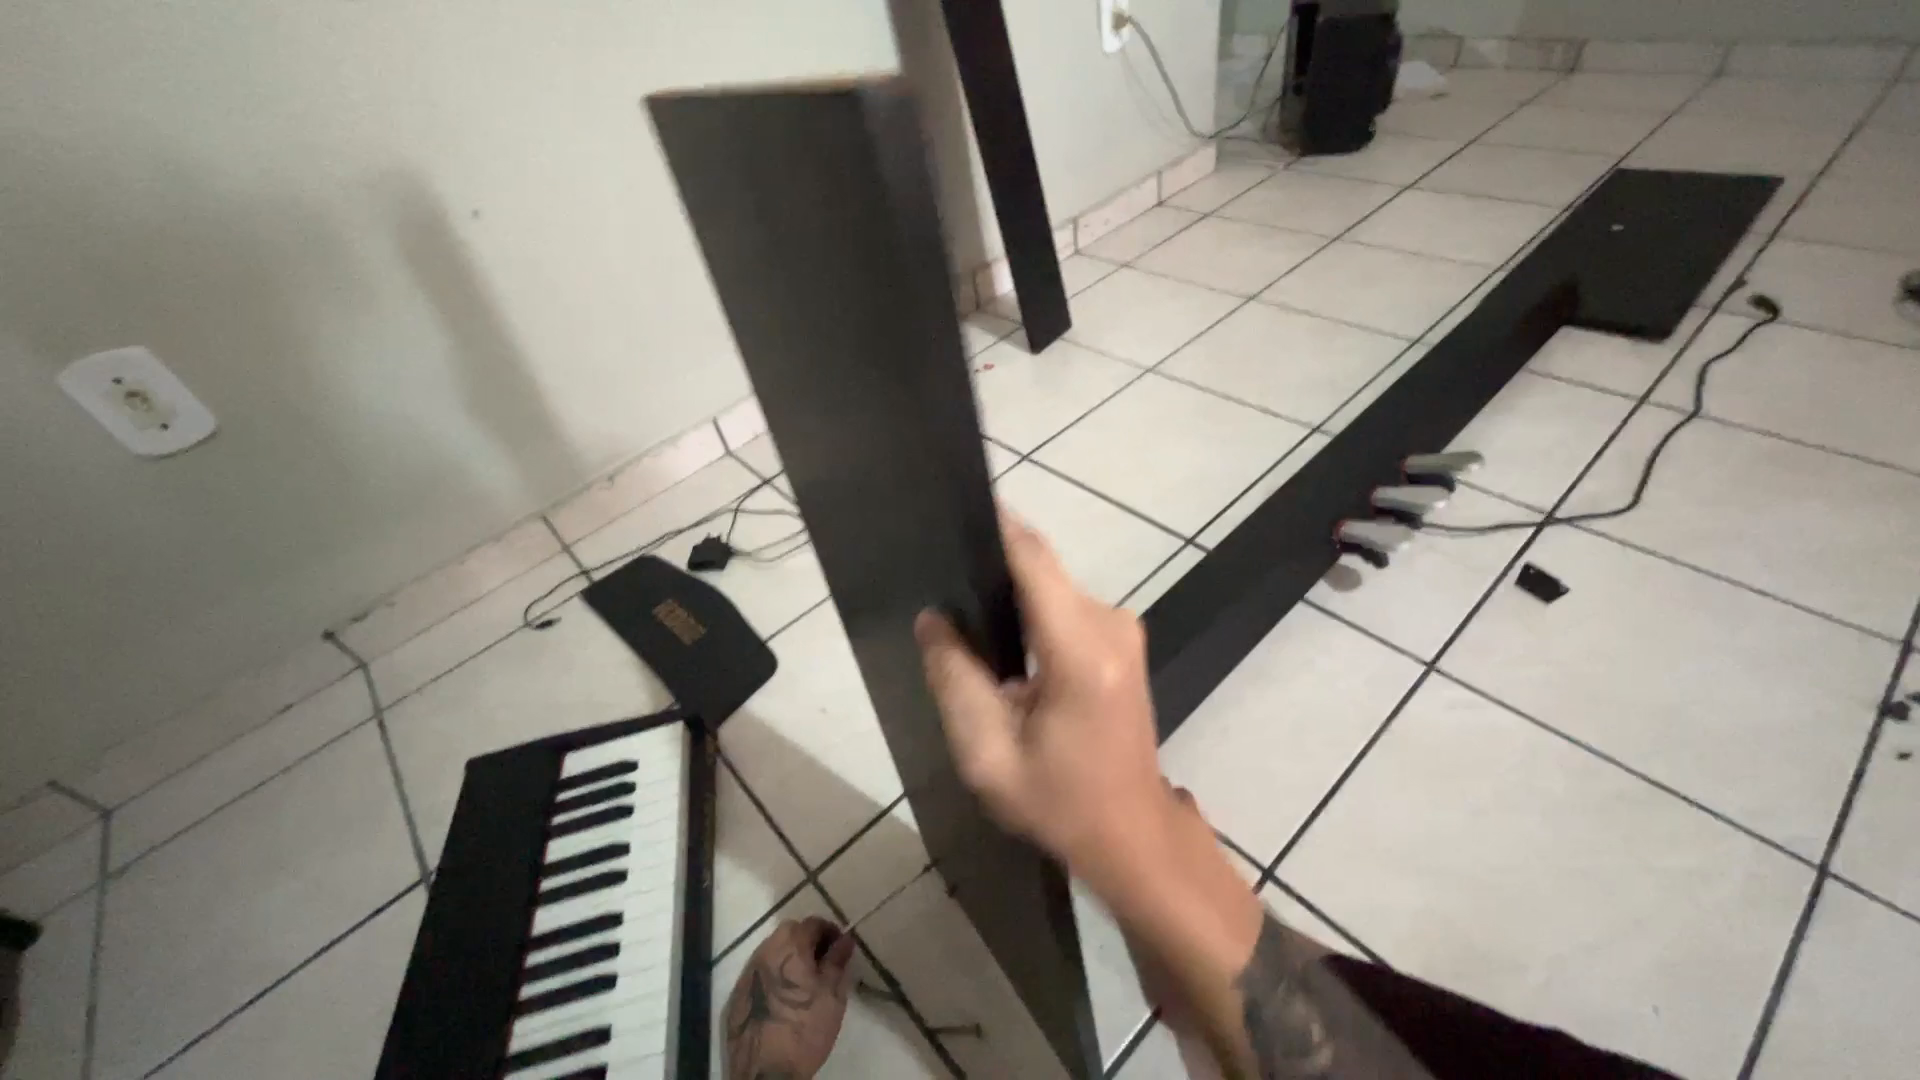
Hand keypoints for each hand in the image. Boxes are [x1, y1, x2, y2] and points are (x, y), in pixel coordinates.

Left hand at [723, 917, 855, 1079]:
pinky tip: (784, 995)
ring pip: (772, 950)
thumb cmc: (805, 1029)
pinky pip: (760, 971)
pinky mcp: (738, 993)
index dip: (830, 932)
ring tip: (804, 980)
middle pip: (789, 932)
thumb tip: (846, 939)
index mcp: (790, 946)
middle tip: (822, 963)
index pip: (813, 923)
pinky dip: (774, 974)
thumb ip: (837, 962)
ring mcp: (748, 972)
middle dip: (807, 940)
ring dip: (789, 956)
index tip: (839, 949)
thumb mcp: (832, 995)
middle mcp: (765, 951)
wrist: (767, 1072)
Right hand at [913, 513, 1176, 888]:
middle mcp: (1110, 625)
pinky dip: (1031, 611)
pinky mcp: (1121, 640)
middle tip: (936, 584)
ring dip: (1010, 594)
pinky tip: (1001, 639)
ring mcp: (1122, 630)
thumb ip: (955, 681)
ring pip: (1050, 587)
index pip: (1033, 561)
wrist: (1130, 834)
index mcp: (1081, 652)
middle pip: (1039, 570)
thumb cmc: (1059, 803)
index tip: (949, 507)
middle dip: (990, 568)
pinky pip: (1064, 606)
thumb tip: (933, 619)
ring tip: (961, 616)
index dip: (993, 527)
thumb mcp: (988, 756)